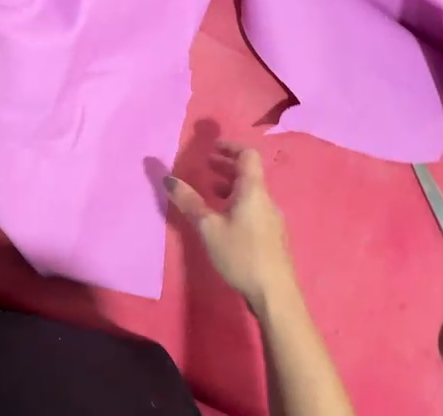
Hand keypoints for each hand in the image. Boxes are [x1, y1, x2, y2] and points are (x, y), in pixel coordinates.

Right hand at [167, 143, 299, 314]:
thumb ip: (188, 200)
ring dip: (230, 185)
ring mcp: (272, 218)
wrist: (275, 295)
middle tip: (206, 166)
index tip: (211, 148)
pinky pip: (254, 206)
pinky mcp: (272, 235)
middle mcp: (266, 199)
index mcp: (253, 190)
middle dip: (227, 165)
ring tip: (209, 191)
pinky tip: (223, 218)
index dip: (230, 146)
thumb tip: (167, 177)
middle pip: (249, 172)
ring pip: (251, 191)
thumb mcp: (208, 227)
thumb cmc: (241, 254)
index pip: (248, 155)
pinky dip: (237, 201)